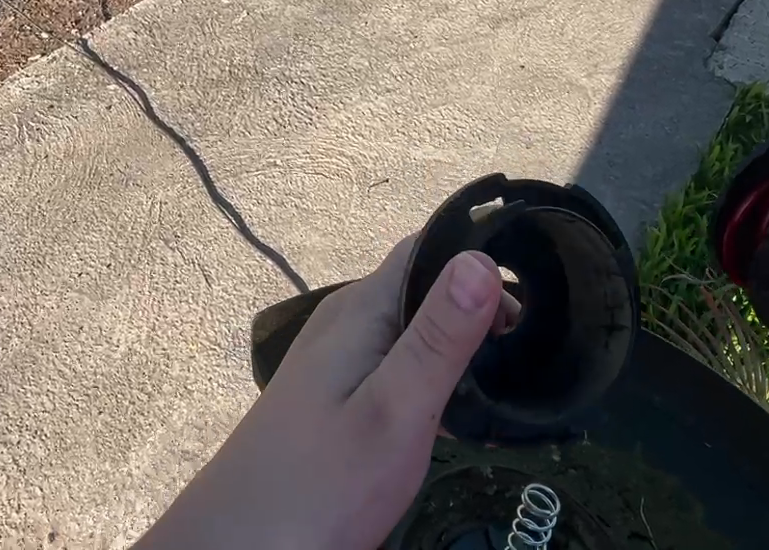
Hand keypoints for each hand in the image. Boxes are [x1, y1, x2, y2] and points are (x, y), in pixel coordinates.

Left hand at [134, 242, 504, 549]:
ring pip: (411, 329)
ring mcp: (338, 358)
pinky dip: (432, 376)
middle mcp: (348, 320)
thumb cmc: (322, 482)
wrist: (237, 549)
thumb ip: (439, 337)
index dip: (479, 258)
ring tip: (501, 385)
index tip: (531, 299)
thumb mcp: (395, 410)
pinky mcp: (336, 394)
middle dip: (476, 308)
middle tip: (526, 353)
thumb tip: (482, 256)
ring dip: (456, 346)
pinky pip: (395, 363)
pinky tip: (454, 415)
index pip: (427, 247)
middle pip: (423, 287)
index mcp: (362, 308)